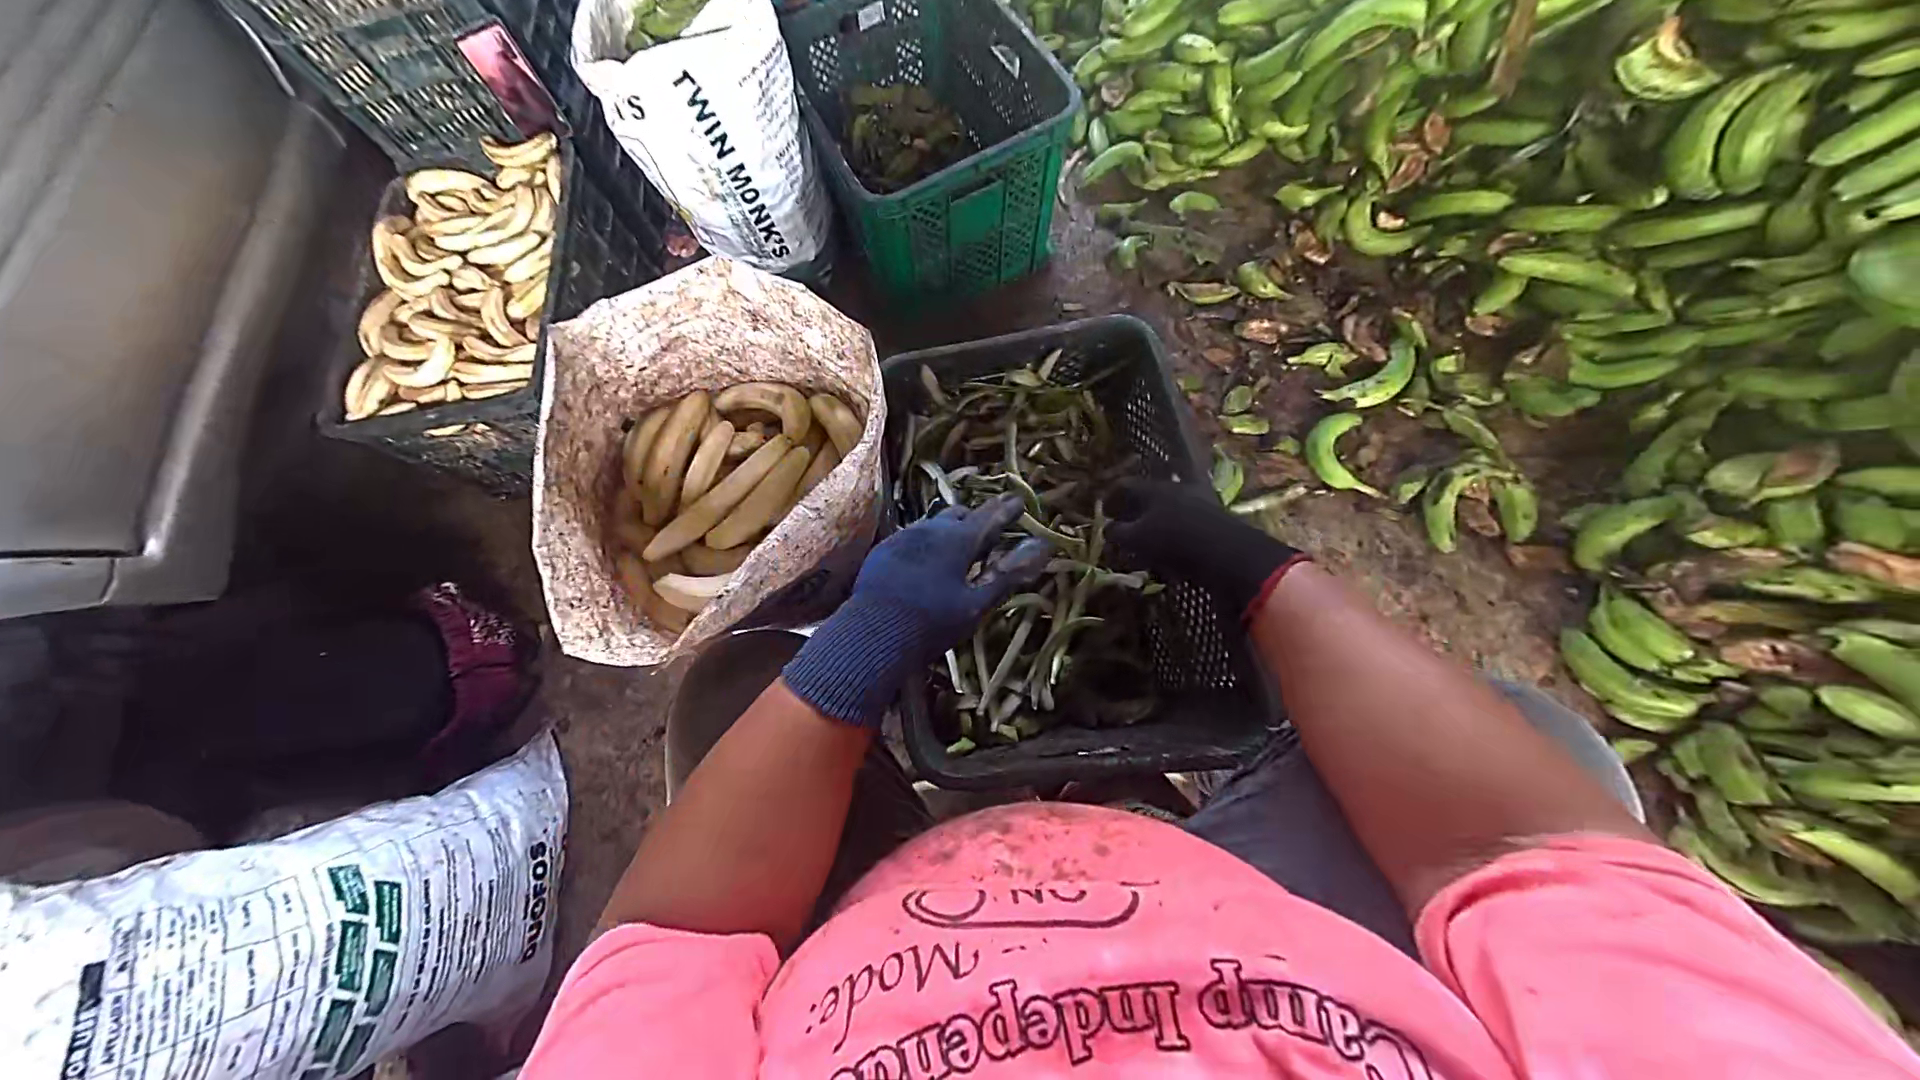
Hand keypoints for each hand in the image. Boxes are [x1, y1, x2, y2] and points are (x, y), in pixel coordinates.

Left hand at [783, 493, 1052, 726]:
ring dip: (950, 530)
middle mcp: (932, 529)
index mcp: (959, 539)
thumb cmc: (933, 621)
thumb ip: (1009, 573)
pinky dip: (927, 543)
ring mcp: (904, 537)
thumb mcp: (977, 603)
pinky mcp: (884, 550)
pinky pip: (912, 537)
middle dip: (977, 519)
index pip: (991, 515)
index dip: (1007, 508)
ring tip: (957, 546)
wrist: (872, 632)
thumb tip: (1042, 547)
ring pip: (934, 524)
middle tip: (988, 531)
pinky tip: (925, 561)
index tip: (1019, 501)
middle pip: (961, 514)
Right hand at [1108, 478, 1305, 620]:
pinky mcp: (1216, 518)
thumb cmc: (1175, 542)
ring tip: (1145, 541)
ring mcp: (1199, 500)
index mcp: (1153, 488)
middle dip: (1133, 511)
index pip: (1124, 486)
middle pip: (1147, 496)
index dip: (1110, 499)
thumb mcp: (1137, 540)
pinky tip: (1171, 547)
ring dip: (1154, 522)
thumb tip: (1107, 528)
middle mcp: (1176, 488)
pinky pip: (1185, 520)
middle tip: (1123, 526)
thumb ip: (1117, 533)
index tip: (1103, 513)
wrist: (1230, 554)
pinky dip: (1173, 531)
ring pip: (1168, 508)